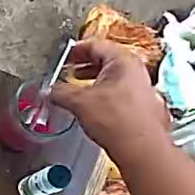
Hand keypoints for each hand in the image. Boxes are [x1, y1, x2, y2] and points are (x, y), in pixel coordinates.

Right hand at [50, 38, 169, 164]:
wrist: (141, 148)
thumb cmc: (118, 121)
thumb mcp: (79, 102)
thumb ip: (60, 92)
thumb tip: (51, 91)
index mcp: (123, 60)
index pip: (95, 45)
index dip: (76, 50)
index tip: (65, 56)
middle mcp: (137, 70)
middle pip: (107, 60)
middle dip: (85, 66)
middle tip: (70, 71)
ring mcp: (143, 88)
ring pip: (115, 78)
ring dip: (95, 82)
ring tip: (79, 90)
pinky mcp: (144, 106)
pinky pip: (121, 94)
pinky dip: (106, 96)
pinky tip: (95, 108)